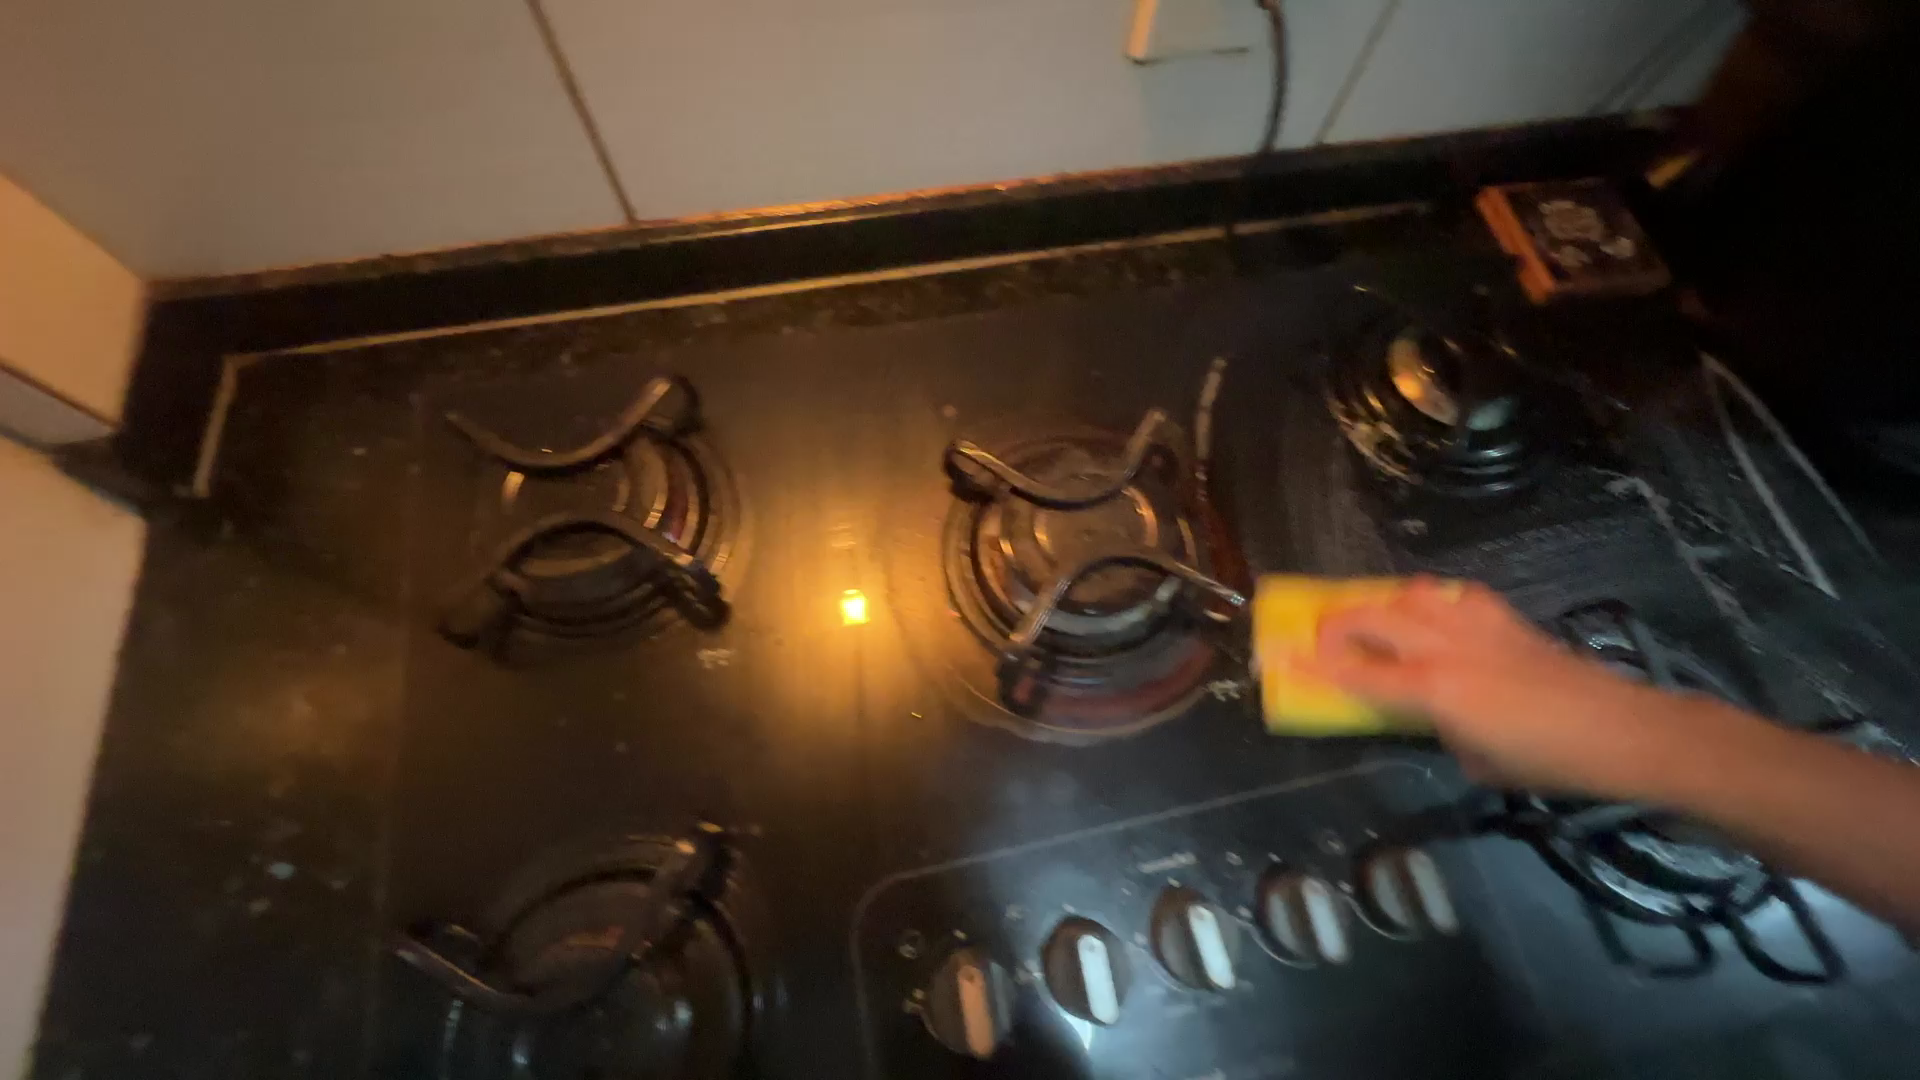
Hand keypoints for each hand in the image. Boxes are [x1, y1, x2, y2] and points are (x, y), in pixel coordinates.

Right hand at [1309, 577, 1685, 796]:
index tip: (1281, 661)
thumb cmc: (1545, 760)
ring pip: (1406, 593)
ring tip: (1375, 623)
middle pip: (1368, 618)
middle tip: (1323, 640)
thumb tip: (1418, 711)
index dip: (1312, 668)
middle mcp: (1443, 647)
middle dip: (1334, 626)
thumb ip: (1432, 726)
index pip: (1354, 674)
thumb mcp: (1472, 760)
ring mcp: (1473, 625)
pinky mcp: (1502, 617)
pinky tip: (1434, 616)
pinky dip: (1430, 601)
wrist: (1624, 732)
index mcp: (1432, 689)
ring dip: (1379, 606)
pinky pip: (1451, 595)